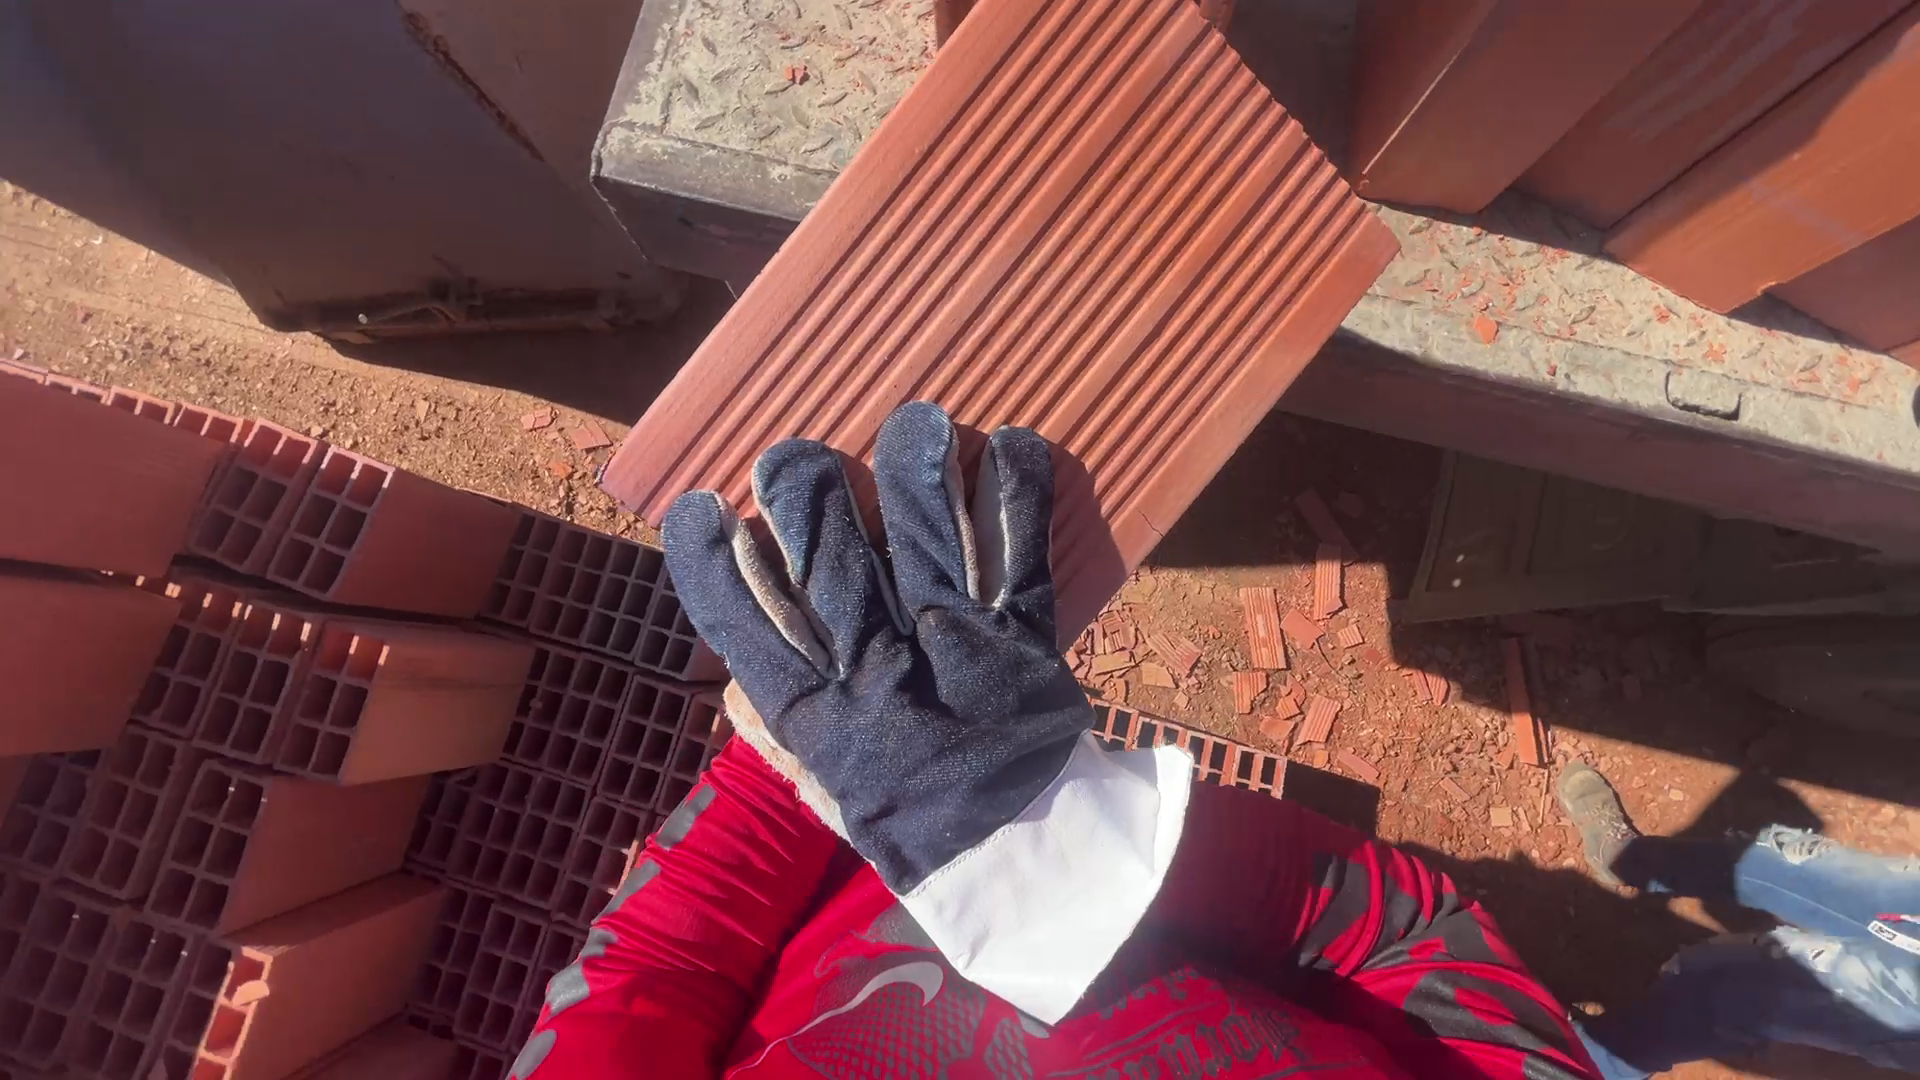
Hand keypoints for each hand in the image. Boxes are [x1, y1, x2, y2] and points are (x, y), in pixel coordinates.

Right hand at [661, 401, 1089, 890]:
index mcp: (823, 719)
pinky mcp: (1025, 640)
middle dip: (809, 501)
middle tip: (793, 455)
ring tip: (911, 423)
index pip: (747, 632)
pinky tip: (1010, 444)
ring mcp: (960, 650)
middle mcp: (885, 673)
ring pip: (928, 547)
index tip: (699, 510)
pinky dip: (1019, 498)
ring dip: (916, 476)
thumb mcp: (827, 792)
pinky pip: (1022, 558)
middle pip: (835, 570)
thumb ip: (777, 737)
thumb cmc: (911, 818)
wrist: (1018, 853)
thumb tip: (728, 684)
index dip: (714, 568)